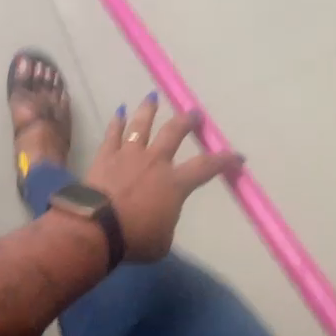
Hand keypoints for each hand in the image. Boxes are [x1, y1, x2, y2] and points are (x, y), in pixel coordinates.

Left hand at [83, 93, 244, 261]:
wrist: (98, 226)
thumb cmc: (136, 238)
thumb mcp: (163, 239)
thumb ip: (166, 219)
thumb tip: (161, 212)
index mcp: (174, 183)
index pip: (205, 167)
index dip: (224, 160)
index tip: (237, 155)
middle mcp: (154, 161)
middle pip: (173, 133)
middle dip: (186, 121)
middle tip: (194, 113)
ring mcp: (128, 154)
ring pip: (141, 125)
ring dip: (148, 110)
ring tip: (153, 97)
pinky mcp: (106, 154)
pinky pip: (112, 133)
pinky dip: (116, 121)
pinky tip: (118, 111)